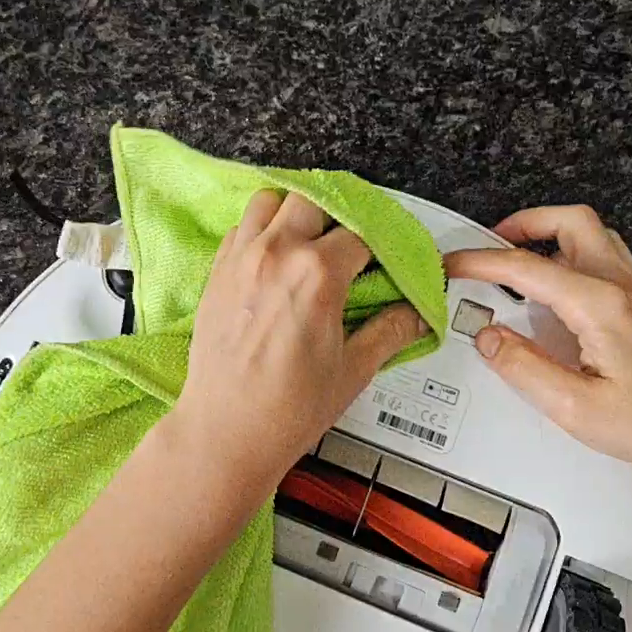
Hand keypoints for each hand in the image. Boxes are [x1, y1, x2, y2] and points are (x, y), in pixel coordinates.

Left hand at [168, 189, 429, 496]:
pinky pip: (241, 227)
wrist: (226, 431)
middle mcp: (276, 254)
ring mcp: (241, 259)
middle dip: (337, 217)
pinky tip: (274, 259)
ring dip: (294, 213)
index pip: (361, 233)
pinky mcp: (217, 272)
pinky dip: (260, 230)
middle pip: (315, 200)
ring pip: (270, 201)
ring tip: (308, 242)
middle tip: (349, 246)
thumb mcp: (353, 370)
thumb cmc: (285, 408)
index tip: (387, 257)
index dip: (381, 243)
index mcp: (317, 275)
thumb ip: (390, 331)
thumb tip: (414, 314)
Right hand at [445, 205, 631, 491]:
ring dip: (550, 235)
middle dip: (523, 223)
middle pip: (571, 221)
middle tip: (491, 242)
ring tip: (518, 257)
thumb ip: (523, 368)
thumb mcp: (576, 409)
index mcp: (600, 305)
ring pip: (591, 234)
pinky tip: (555, 291)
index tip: (454, 265)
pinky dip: (569, 257)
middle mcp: (622, 289)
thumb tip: (490, 338)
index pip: (526, 267)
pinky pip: (603, 260)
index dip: (480, 261)